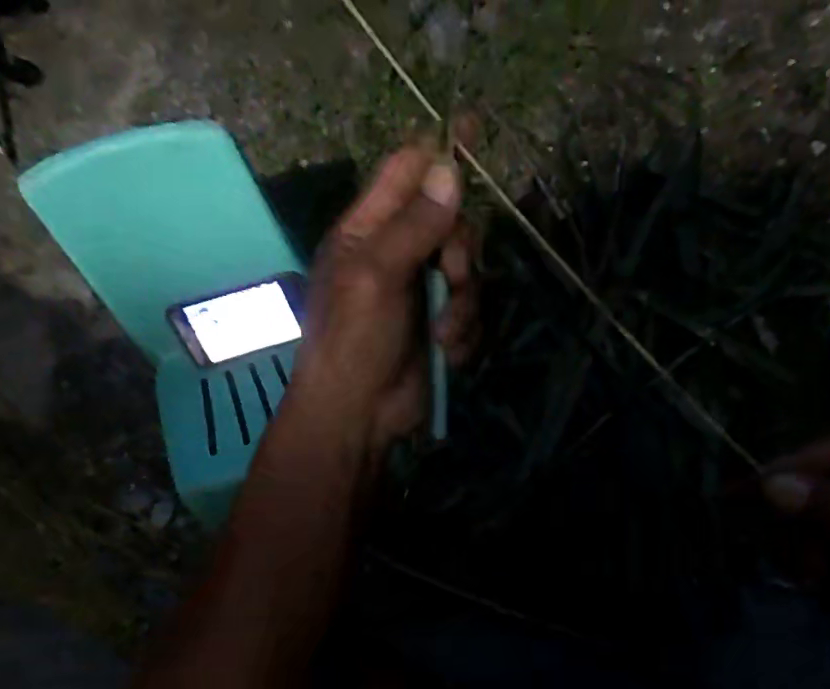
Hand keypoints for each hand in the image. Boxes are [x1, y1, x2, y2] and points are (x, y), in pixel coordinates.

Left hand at [287, 141, 479, 459]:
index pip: (405, 174)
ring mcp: (421, 295)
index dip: (438, 153)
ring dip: (464, 304)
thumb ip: (413, 225)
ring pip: (468, 274)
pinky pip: (472, 314)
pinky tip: (449, 353)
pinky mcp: (441, 330)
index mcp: (367, 231)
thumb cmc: (353, 341)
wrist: (360, 415)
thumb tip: (449, 170)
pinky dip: (465, 335)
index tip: (476, 131)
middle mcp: (397, 256)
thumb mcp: (377, 275)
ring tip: (444, 333)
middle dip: (459, 253)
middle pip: (450, 224)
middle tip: (449, 278)